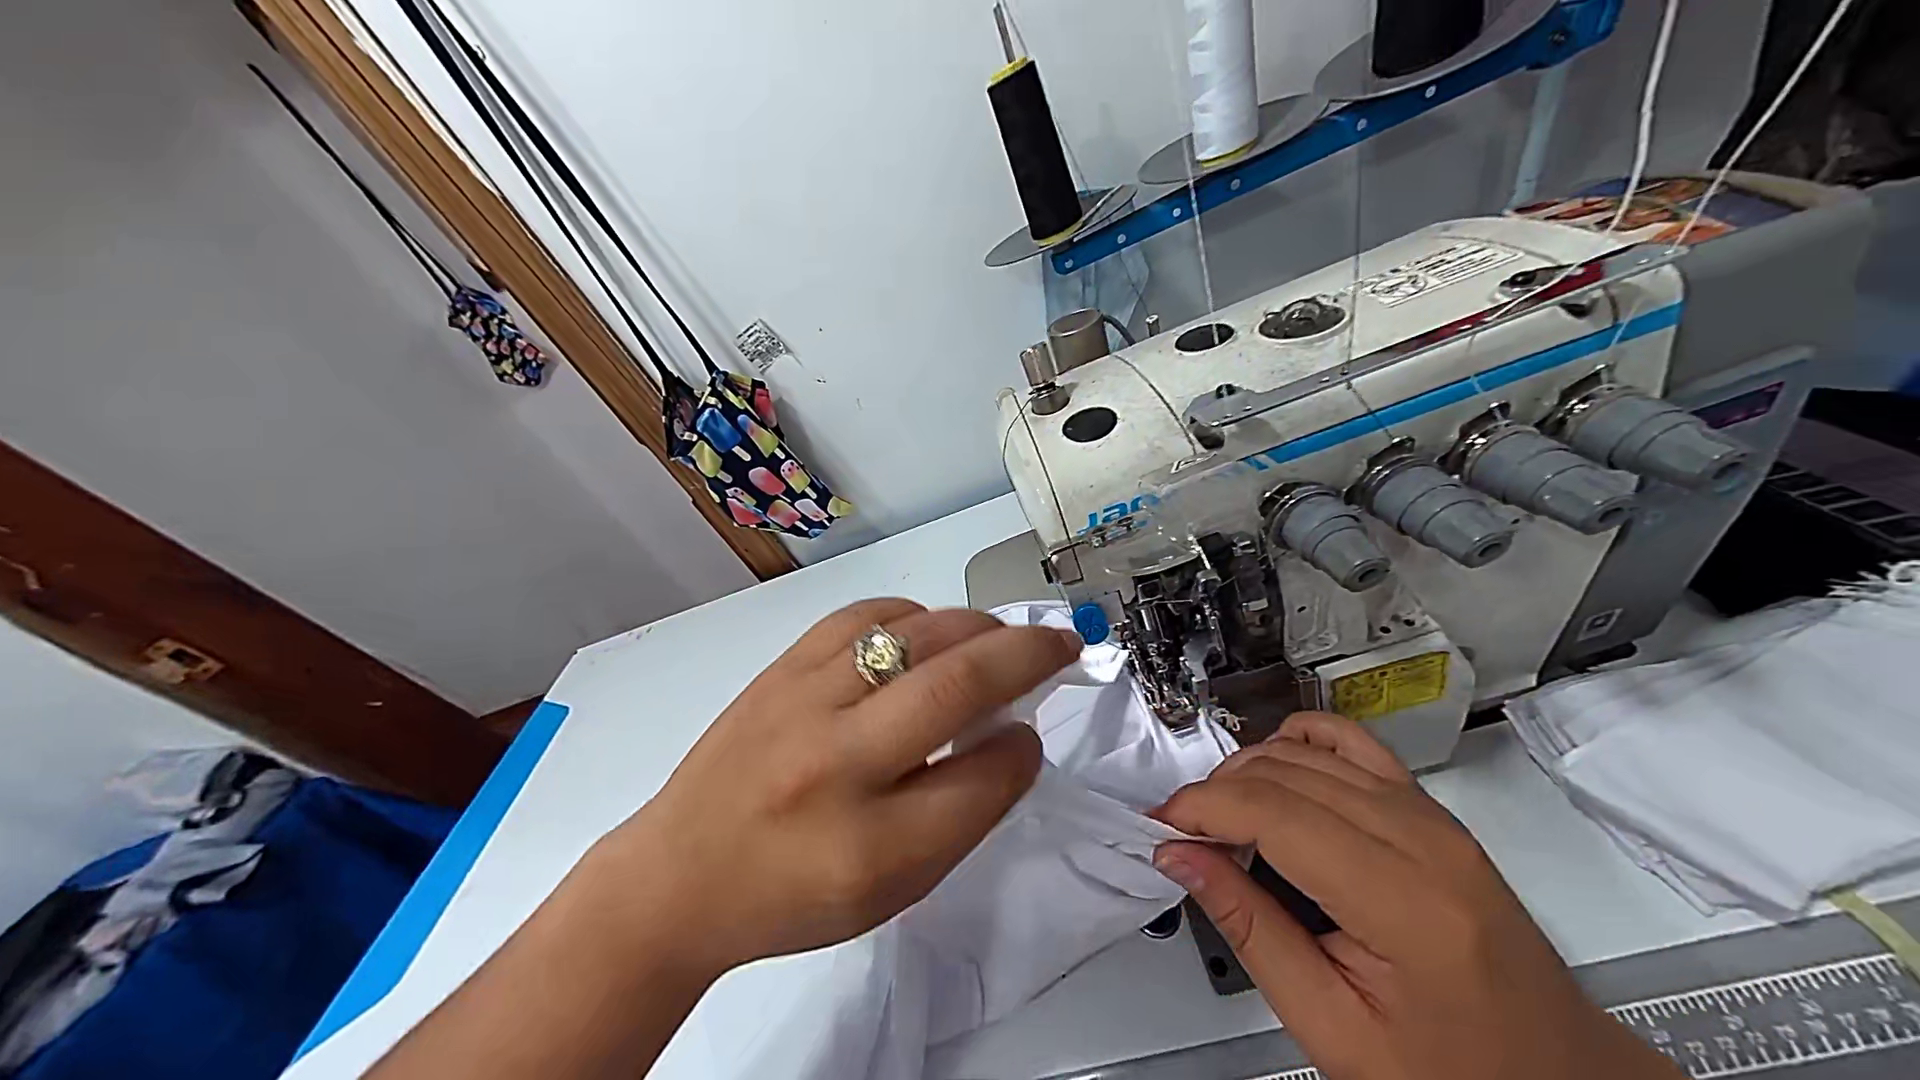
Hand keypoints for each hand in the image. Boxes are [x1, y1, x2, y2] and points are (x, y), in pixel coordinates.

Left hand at [370, 600, 1080, 1079]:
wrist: (680, 874)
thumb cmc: (794, 893)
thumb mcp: (891, 887)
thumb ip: (962, 813)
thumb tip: (1014, 737)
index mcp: (868, 841)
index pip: (981, 779)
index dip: (1023, 748)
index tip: (1035, 731)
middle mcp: (836, 758)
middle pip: (957, 681)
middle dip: (1028, 653)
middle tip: (1063, 643)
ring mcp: (803, 698)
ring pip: (915, 633)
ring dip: (976, 625)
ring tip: (1000, 635)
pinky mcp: (782, 667)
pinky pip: (863, 616)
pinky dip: (912, 614)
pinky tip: (926, 629)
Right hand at [1152, 713, 1681, 1079]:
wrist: (1557, 1076)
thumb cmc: (1453, 1072)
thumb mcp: (1332, 1025)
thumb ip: (1249, 928)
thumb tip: (1181, 857)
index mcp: (1406, 903)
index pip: (1276, 814)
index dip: (1203, 809)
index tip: (1163, 825)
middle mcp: (1426, 841)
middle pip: (1285, 774)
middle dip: (1216, 792)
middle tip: (1185, 834)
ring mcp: (1433, 817)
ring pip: (1309, 751)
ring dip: (1247, 771)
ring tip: (1220, 816)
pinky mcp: (1431, 809)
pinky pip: (1352, 741)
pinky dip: (1300, 741)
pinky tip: (1275, 765)